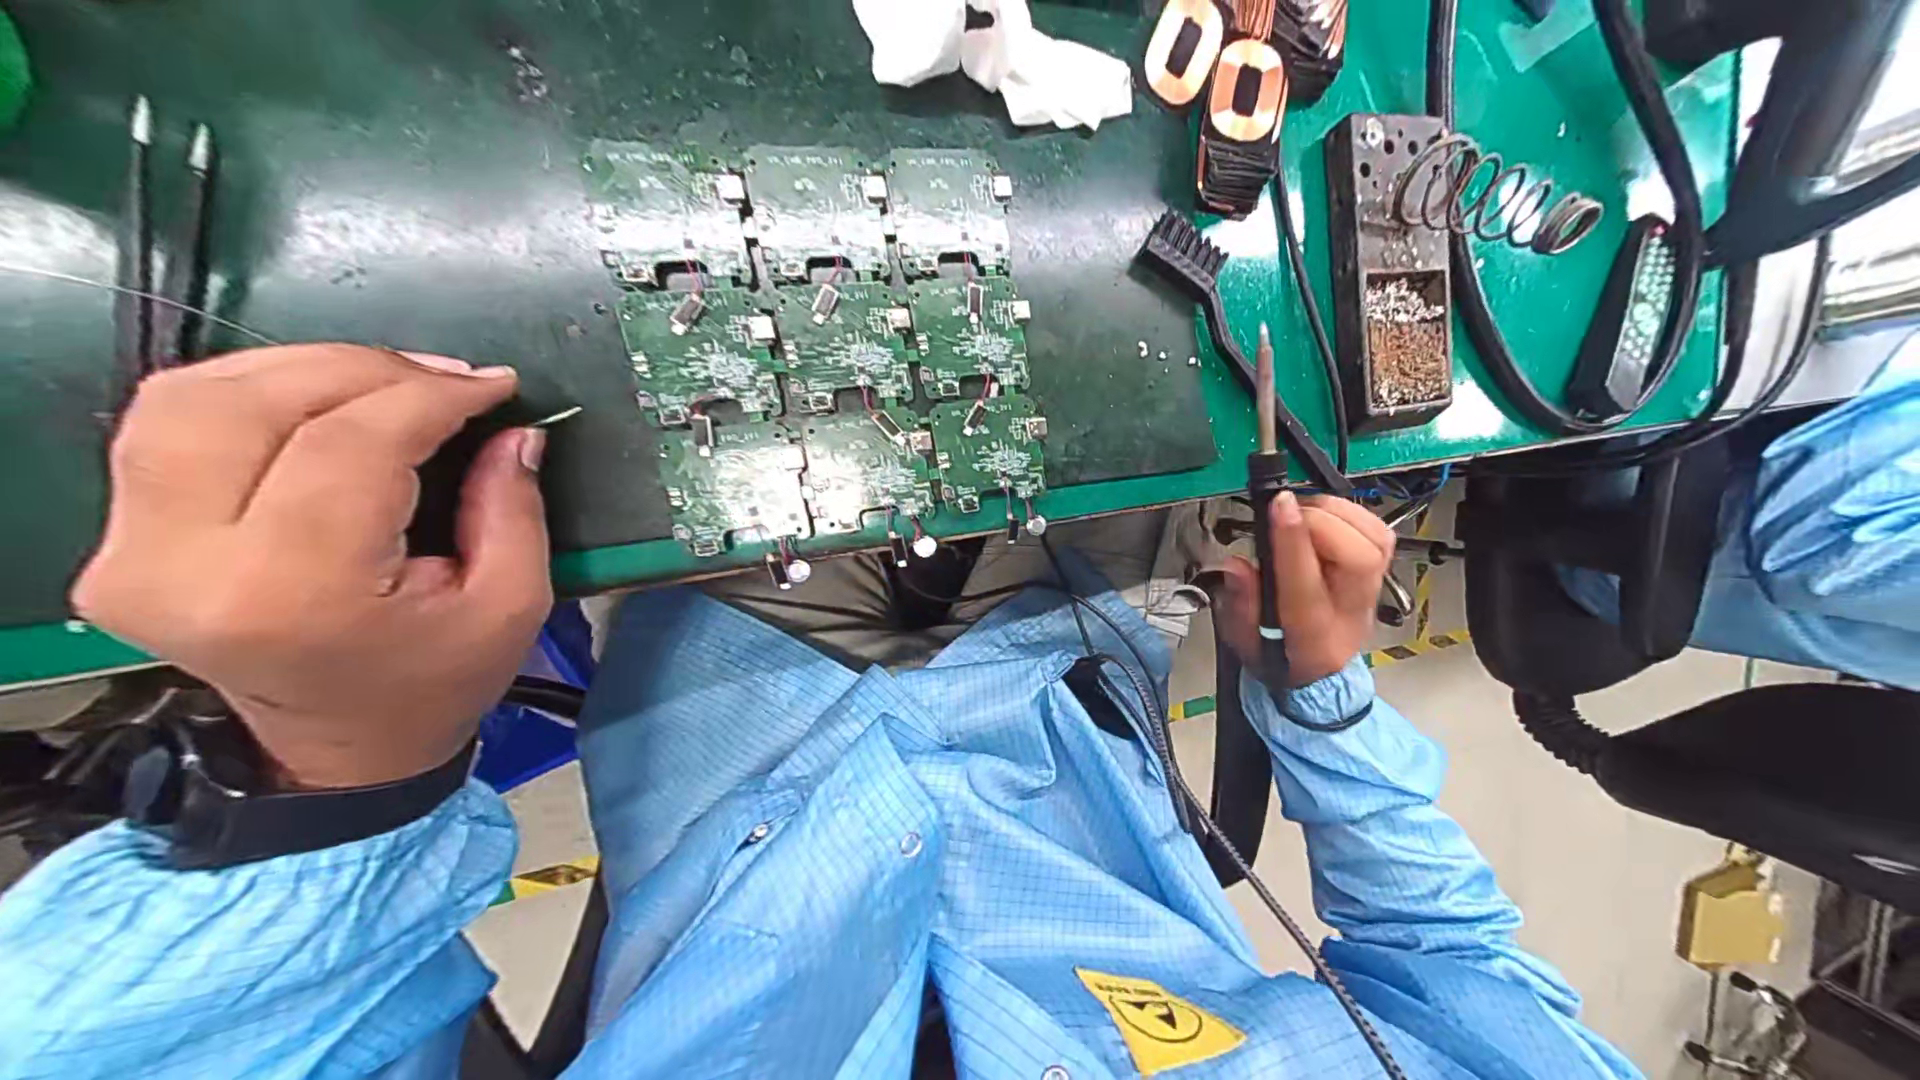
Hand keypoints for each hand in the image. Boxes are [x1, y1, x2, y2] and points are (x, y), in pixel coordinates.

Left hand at [72, 345, 551, 788]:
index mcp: (297, 592)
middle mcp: (185, 567)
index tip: (496, 386)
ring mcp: (129, 554)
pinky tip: (327, 396)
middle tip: (446, 375)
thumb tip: (514, 429)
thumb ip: (513, 508)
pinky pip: (168, 425)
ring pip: (187, 398)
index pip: (350, 446)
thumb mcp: (513, 601)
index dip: (429, 397)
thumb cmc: (443, 680)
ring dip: (301, 367)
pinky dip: (254, 390)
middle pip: (246, 404)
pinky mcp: (119, 543)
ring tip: (392, 378)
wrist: (347, 747)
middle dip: (363, 368)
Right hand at [1221, 492, 1394, 685]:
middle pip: (1358, 556)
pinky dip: (1351, 515)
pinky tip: (1322, 516)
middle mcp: (1349, 611)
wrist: (1313, 669)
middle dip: (1319, 521)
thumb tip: (1237, 565)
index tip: (1277, 506)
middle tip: (1286, 511)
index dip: (1293, 539)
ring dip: (1336, 514)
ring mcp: (1370, 590)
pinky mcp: (1378, 571)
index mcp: (1311, 635)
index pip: (1308, 583)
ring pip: (1376, 538)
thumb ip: (1240, 603)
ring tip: (1302, 512)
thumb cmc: (1278, 653)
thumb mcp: (1243, 639)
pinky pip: (1379, 532)